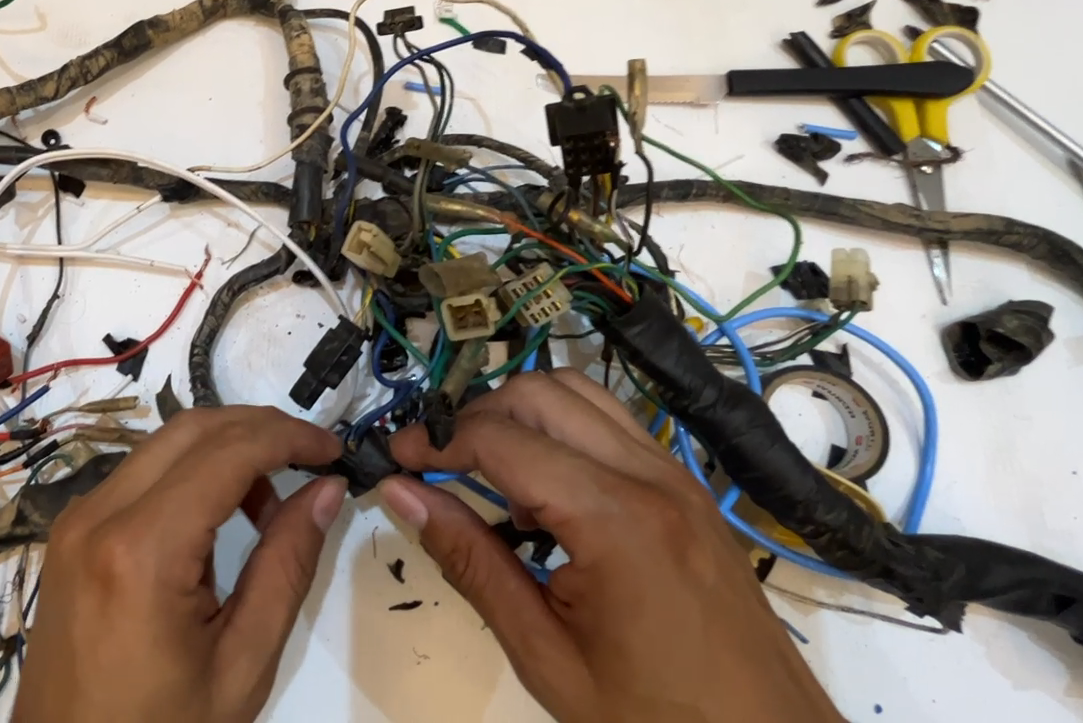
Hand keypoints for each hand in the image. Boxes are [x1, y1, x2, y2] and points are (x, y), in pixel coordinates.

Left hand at [16, 407, 349, 722]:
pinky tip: (220, 515)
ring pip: (163, 443)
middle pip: (190, 428)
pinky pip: (139, 472)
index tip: (334, 448)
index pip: (226, 452)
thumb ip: (287, 567)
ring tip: (270, 503)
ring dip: (224, 449)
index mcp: (141, 549)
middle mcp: (99, 513)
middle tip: (310, 457)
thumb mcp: (242, 663)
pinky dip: (189, 472)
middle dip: (258, 428)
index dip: (287, 436)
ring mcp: (78, 516)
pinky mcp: (72, 528)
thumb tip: (326, 489)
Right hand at [382, 370, 842, 722]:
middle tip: (437, 462)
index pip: (500, 440)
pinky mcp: (687, 486)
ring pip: (576, 392)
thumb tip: (400, 492)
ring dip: (518, 412)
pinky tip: (543, 484)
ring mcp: (676, 474)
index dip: (435, 441)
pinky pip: (609, 421)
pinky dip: (560, 426)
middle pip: (537, 394)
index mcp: (613, 518)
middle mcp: (649, 475)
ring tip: (485, 463)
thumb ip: (469, 561)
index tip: (395, 459)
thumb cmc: (652, 716)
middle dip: (474, 415)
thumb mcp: (544, 653)